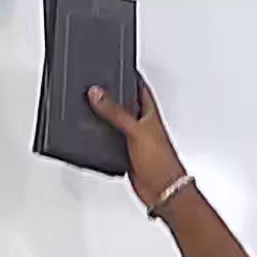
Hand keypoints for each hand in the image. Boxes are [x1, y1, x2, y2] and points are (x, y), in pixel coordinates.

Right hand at [87, 79, 186, 209]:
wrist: (164, 192)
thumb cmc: (162, 162)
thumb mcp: (135, 130)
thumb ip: (115, 111)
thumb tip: (98, 93)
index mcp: (149, 111)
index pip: (139, 86)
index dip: (130, 74)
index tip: (119, 64)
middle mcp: (142, 122)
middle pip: (125, 101)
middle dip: (113, 92)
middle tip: (100, 81)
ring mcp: (134, 138)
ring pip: (117, 120)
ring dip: (106, 114)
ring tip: (92, 103)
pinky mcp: (126, 152)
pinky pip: (112, 138)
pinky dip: (103, 134)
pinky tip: (95, 132)